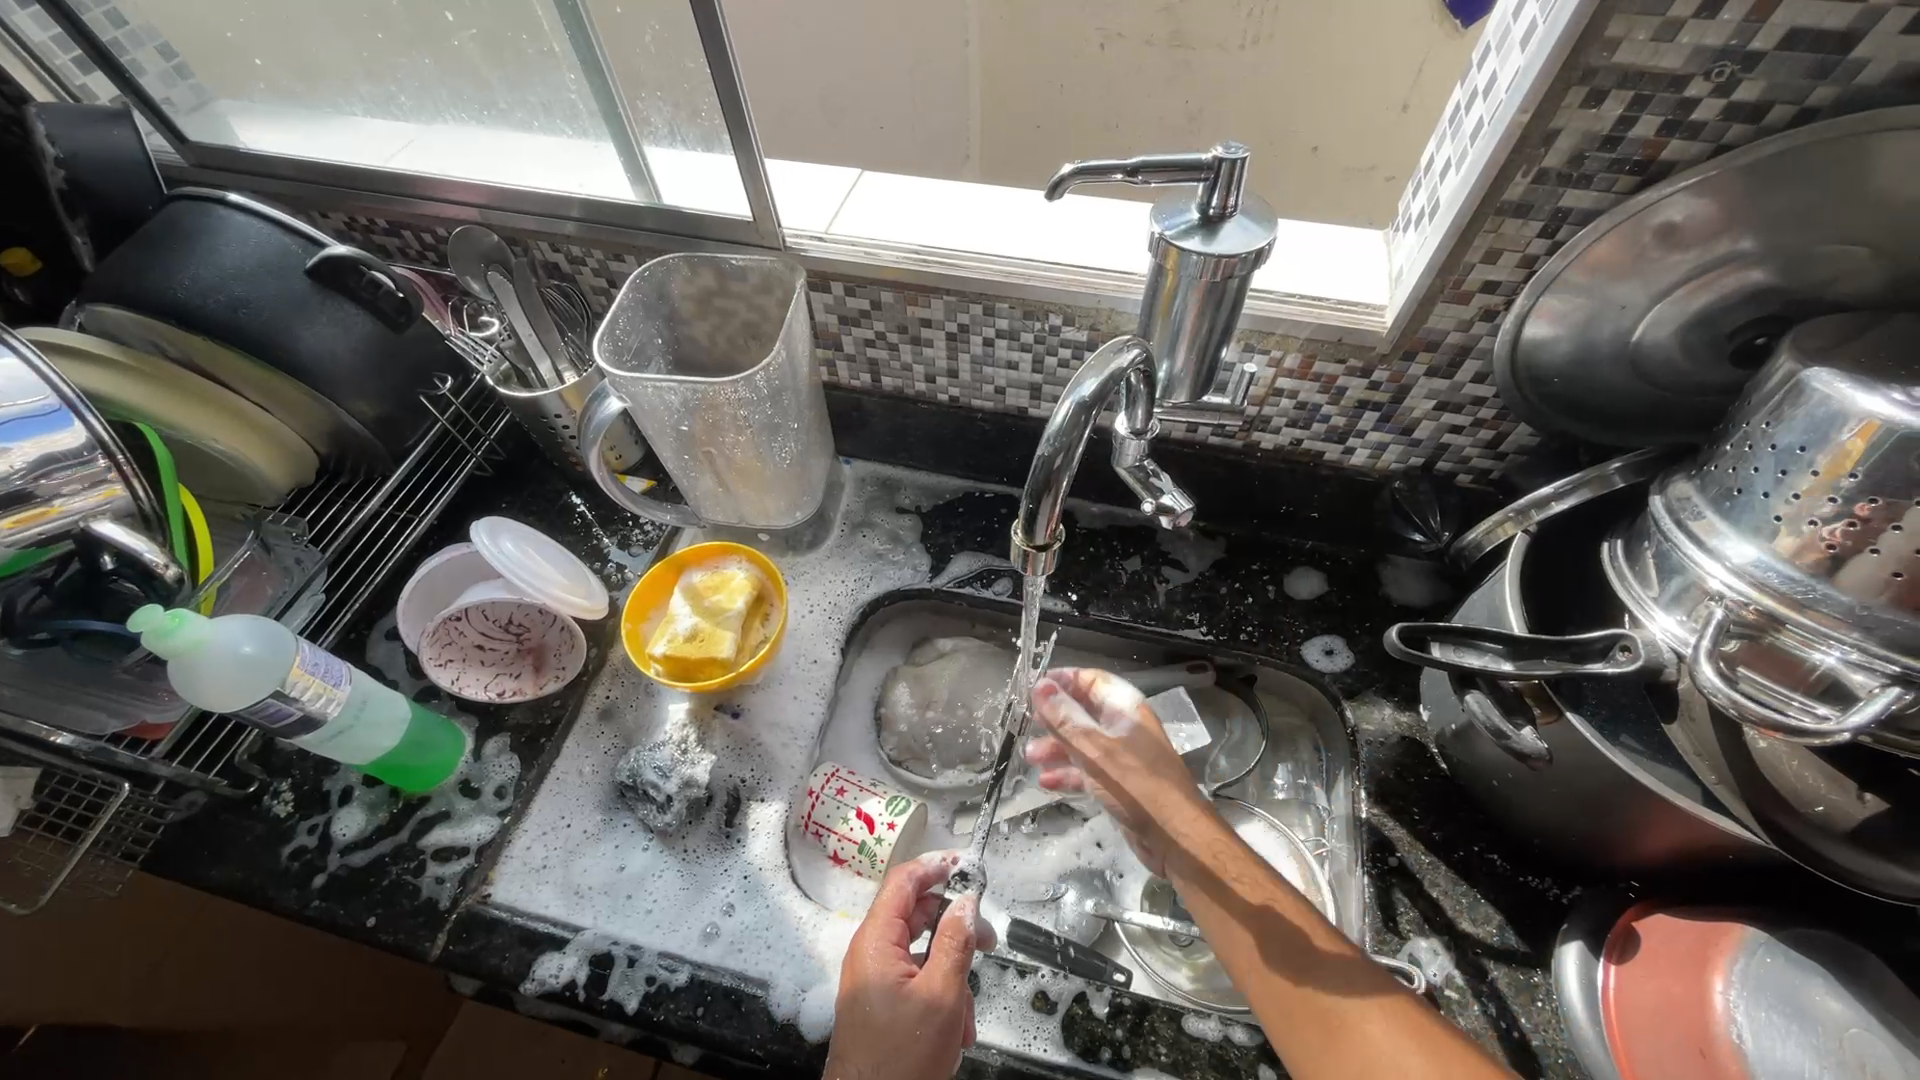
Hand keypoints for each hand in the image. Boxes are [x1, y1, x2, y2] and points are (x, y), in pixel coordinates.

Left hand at [825, 850, 993, 1079]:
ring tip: (966, 1015)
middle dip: (955, 929)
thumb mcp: (941, 996)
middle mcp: (871, 952)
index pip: (903, 881)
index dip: (935, 866)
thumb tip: (967, 901)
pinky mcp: (882, 1003)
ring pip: (922, 954)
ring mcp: (875, 979)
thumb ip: (956, 943)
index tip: (966, 864)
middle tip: (988, 939)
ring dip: (952, 975)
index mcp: (876, 940)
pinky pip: (917, 982)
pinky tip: (956, 1031)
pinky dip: (940, 997)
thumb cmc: (902, 1055)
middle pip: (916, 916)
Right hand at [1024, 668, 1210, 875]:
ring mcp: (1122, 757)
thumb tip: (1040, 686)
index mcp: (1125, 710)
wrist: (1175, 837)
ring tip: (1031, 757)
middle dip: (1055, 718)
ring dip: (1056, 748)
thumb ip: (1065, 718)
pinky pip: (1088, 771)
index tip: (1035, 688)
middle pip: (1084, 713)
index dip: (1064, 681)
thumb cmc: (1135, 786)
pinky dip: (1068, 774)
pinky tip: (1047, 781)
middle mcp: (1124, 728)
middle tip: (1028, 724)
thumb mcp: (1094, 749)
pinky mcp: (1119, 784)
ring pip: (1083, 743)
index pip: (1092, 681)